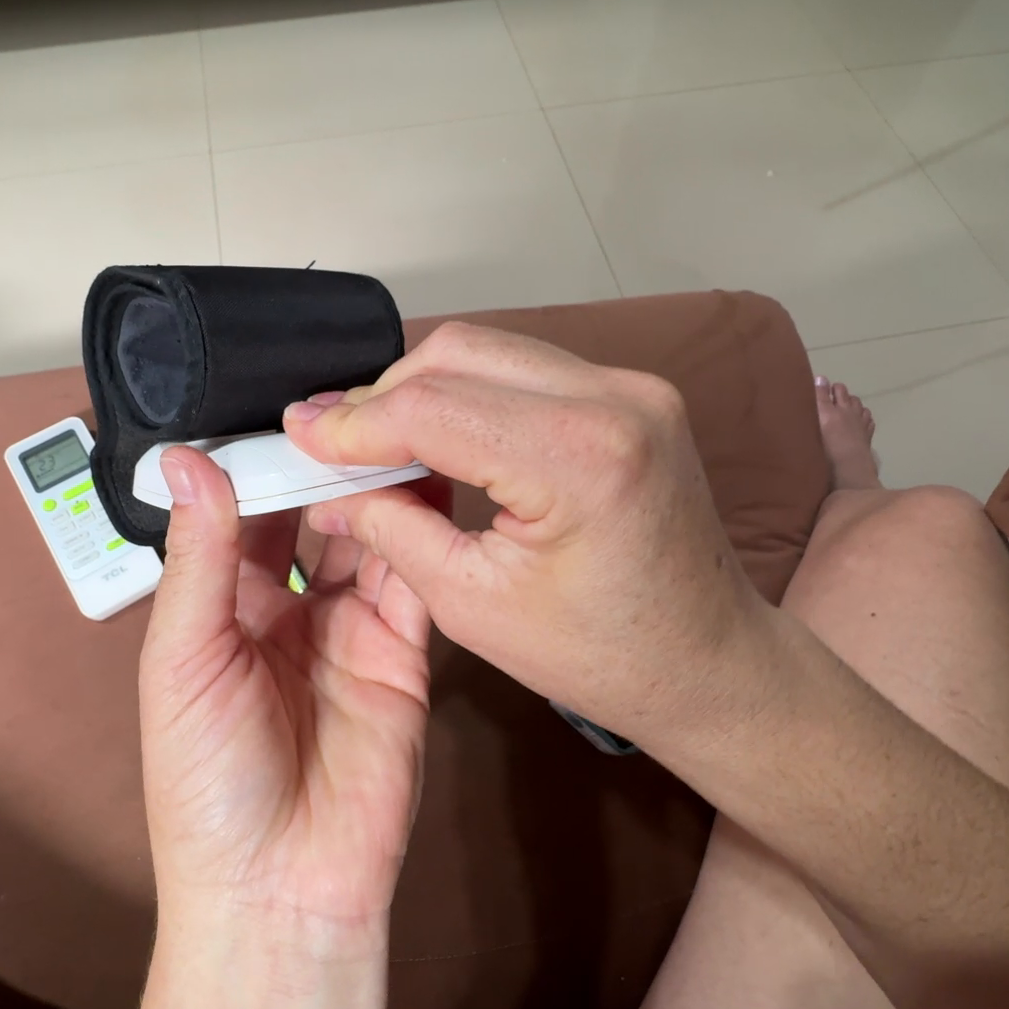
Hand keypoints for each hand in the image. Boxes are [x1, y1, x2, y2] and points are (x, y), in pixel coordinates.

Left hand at [137, 447, 434, 1008]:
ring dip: (375, 496)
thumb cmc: (207, 793)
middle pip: (314, 519)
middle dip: (326, 471)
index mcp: (226, 610)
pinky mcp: (401, 654)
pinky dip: (417, 541)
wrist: (281, 888)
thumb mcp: (183, 662)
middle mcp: (290, 613)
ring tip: (385, 440)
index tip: (277, 414)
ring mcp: (349, 630)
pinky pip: (413, 584)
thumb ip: (198, 561)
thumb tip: (187, 467)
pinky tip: (419, 497)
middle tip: (344, 415)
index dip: (261, 465)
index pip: (246, 514)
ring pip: (369, 541)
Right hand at [284, 321, 773, 750]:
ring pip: (487, 349)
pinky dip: (466, 390)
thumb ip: (393, 529)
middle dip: (382, 395)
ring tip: (376, 440)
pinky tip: (436, 431)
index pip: (432, 406)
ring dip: (421, 387)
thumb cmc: (603, 654)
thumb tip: (329, 488)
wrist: (708, 659)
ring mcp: (630, 385)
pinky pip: (522, 366)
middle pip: (457, 353)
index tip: (300, 437)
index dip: (353, 422)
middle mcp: (614, 398)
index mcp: (580, 458)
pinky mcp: (629, 392)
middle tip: (333, 444)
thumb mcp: (475, 604)